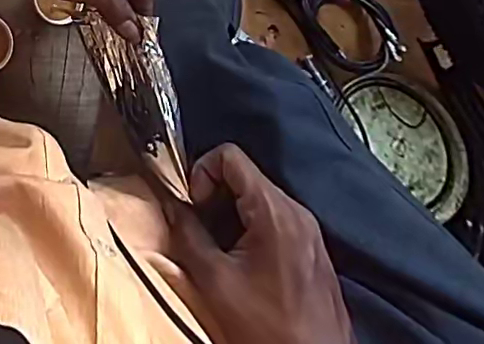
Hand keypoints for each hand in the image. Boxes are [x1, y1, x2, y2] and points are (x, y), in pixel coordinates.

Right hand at [170, 144, 351, 343]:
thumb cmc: (267, 330)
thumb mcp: (214, 280)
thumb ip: (186, 231)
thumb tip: (170, 203)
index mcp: (275, 212)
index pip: (230, 156)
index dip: (201, 170)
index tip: (193, 204)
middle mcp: (298, 214)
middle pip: (243, 174)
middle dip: (213, 192)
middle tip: (199, 224)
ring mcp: (310, 234)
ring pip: (256, 195)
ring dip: (229, 210)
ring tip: (217, 245)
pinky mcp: (314, 253)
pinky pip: (273, 217)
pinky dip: (249, 226)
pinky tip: (241, 260)